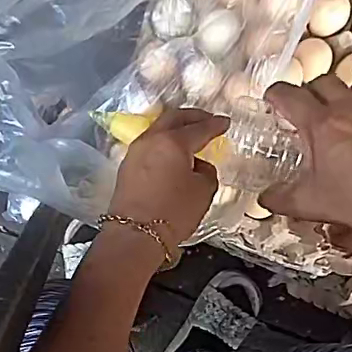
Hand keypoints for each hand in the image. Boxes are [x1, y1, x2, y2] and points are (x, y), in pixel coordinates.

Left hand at [109, 107, 228, 246]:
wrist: (134, 234)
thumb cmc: (173, 212)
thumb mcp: (203, 191)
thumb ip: (206, 172)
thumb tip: (198, 166)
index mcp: (172, 142)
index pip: (199, 127)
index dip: (215, 124)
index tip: (225, 123)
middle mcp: (150, 140)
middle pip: (173, 118)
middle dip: (193, 117)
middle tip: (207, 120)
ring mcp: (135, 153)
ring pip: (157, 130)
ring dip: (175, 129)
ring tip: (189, 136)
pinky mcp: (126, 168)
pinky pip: (149, 146)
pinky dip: (163, 144)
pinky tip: (172, 154)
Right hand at [262, 76, 351, 243]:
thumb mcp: (310, 204)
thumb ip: (281, 199)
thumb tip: (266, 198)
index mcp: (321, 125)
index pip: (290, 96)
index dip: (277, 94)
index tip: (274, 96)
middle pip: (325, 82)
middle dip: (312, 91)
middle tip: (308, 106)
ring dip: (349, 93)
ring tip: (347, 109)